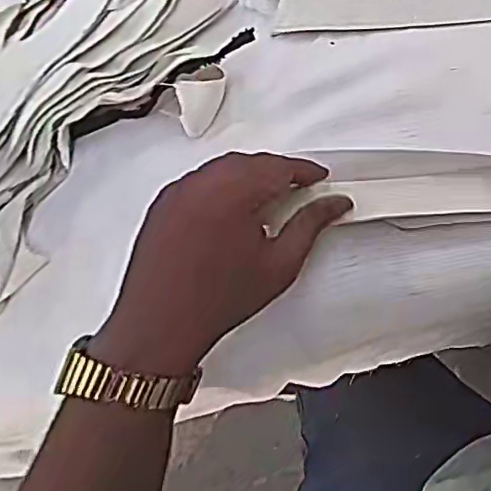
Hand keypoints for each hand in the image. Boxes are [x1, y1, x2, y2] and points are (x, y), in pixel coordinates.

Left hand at [90, 153, 350, 375]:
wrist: (158, 329)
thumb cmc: (210, 303)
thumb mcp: (280, 264)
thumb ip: (311, 225)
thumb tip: (332, 205)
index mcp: (232, 195)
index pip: (279, 166)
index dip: (305, 170)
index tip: (318, 177)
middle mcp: (201, 186)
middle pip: (253, 162)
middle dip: (280, 170)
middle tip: (302, 187)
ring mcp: (178, 193)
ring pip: (226, 166)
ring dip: (252, 174)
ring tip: (272, 197)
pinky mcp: (163, 204)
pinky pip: (202, 178)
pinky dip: (225, 182)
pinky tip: (237, 205)